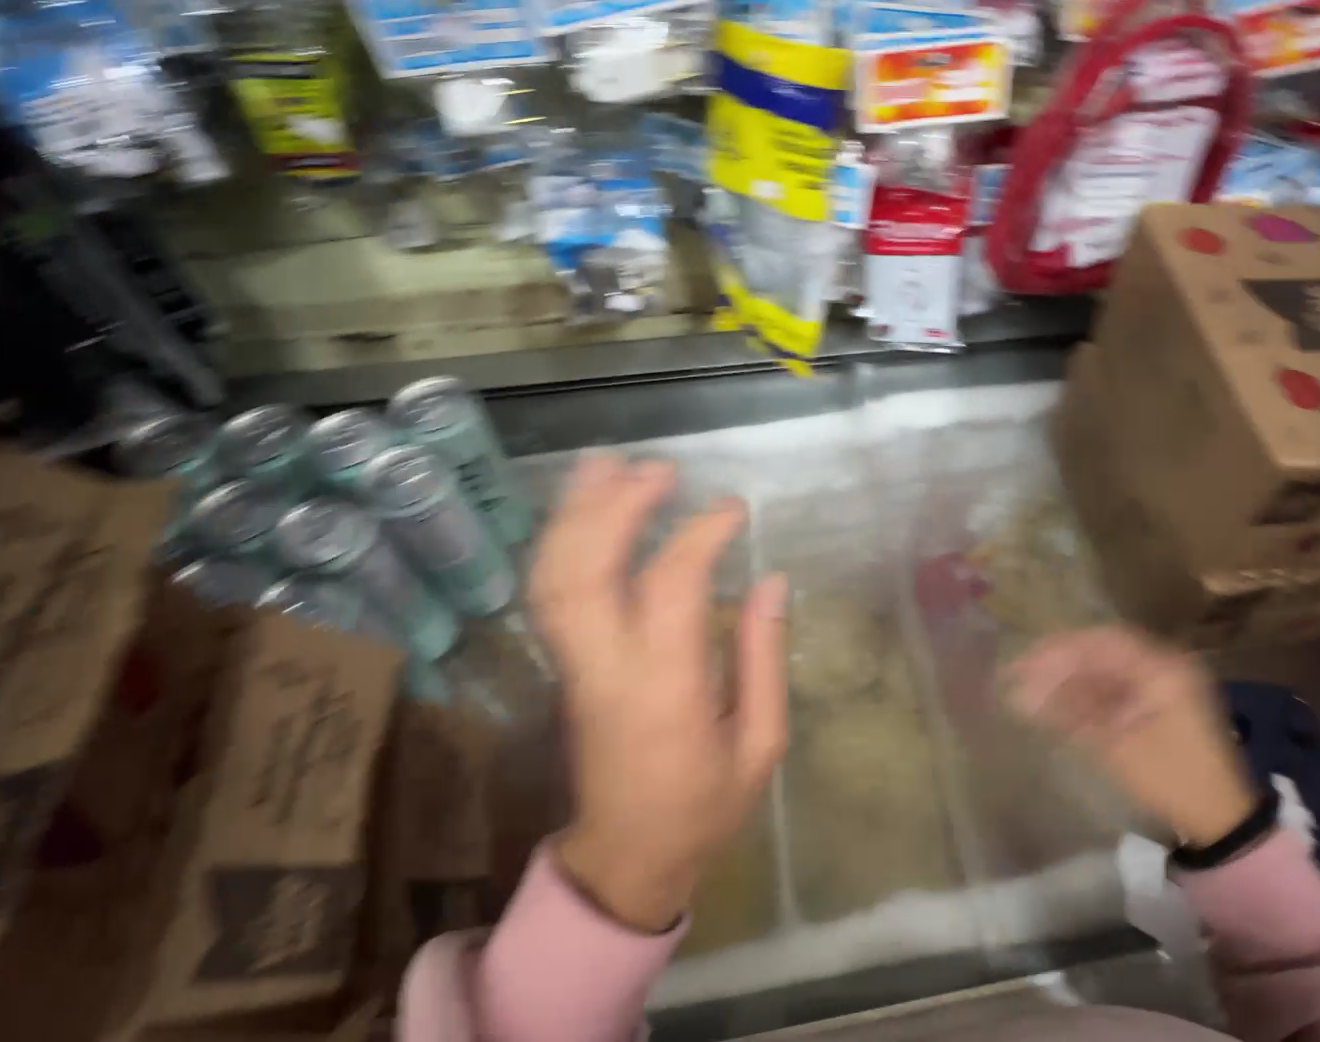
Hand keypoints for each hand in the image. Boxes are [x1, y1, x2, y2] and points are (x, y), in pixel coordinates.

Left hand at [528, 453, 789, 931]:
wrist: (627, 855)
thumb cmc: (704, 806)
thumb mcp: (760, 745)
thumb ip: (764, 660)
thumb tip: (771, 581)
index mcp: (666, 689)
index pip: (671, 587)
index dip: (700, 534)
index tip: (733, 508)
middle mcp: (607, 667)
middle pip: (588, 569)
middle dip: (616, 506)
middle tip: (658, 468)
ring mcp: (574, 665)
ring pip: (554, 576)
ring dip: (575, 513)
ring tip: (607, 465)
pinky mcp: (562, 666)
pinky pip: (548, 593)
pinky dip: (560, 542)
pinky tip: (583, 511)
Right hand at [1007, 627, 1255, 846]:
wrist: (1222, 820)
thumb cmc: (1175, 781)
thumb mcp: (1119, 747)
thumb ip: (1071, 712)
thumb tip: (1021, 693)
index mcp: (1164, 669)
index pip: (1103, 642)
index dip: (1060, 648)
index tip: (1025, 661)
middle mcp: (1165, 667)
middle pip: (1103, 652)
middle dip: (1060, 662)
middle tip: (1021, 674)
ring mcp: (1163, 686)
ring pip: (1105, 670)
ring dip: (1069, 679)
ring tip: (1031, 690)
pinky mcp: (1157, 705)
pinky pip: (1115, 689)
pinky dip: (1085, 694)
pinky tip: (1058, 704)